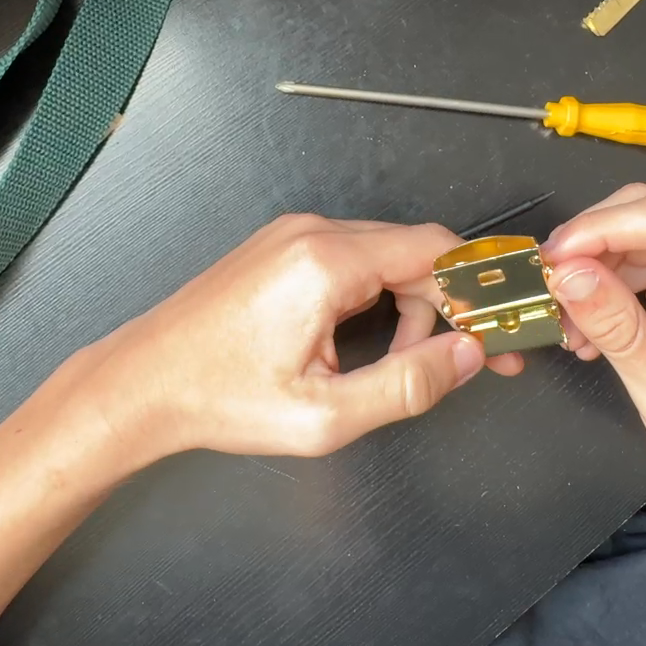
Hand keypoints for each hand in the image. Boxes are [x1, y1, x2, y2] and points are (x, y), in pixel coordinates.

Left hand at [75, 214, 522, 463]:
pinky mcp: (283, 244)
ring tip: (397, 361)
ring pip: (385, 254)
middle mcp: (313, 230)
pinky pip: (353, 256)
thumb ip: (409, 383)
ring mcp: (294, 232)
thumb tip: (470, 354)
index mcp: (327, 261)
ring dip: (409, 303)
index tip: (503, 327)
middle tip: (458, 361)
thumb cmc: (222, 400)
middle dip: (446, 304)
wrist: (141, 381)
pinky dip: (377, 293)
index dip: (480, 288)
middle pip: (414, 250)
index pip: (435, 250)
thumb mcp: (325, 415)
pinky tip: (364, 339)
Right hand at [540, 184, 645, 521]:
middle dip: (593, 242)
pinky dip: (613, 279)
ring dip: (598, 264)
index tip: (553, 258)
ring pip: (645, 229)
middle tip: (552, 287)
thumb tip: (567, 274)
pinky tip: (595, 320)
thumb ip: (619, 332)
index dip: (602, 226)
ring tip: (571, 320)